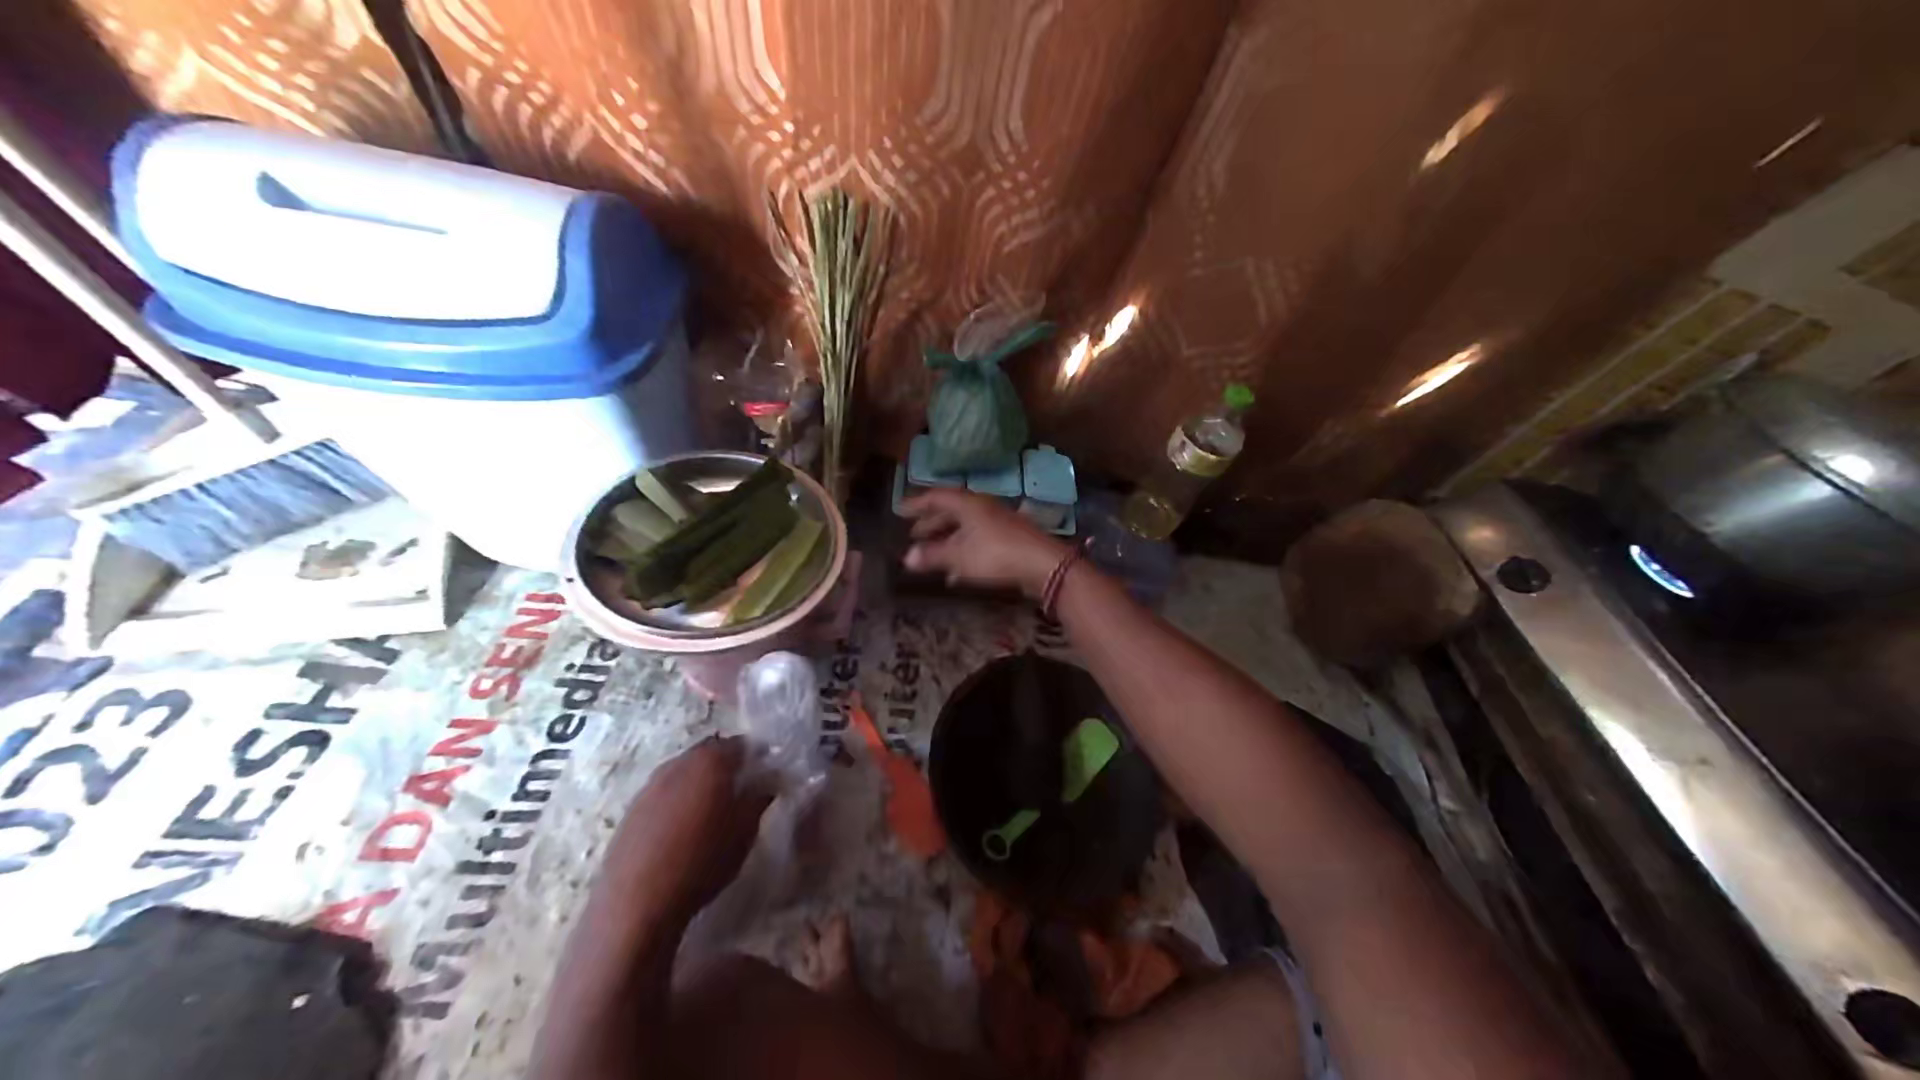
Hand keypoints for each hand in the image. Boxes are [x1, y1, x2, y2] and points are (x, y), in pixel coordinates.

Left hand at [606, 736, 771, 923]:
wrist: (636, 902)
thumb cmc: (702, 862)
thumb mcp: (744, 832)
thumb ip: (758, 798)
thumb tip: (768, 780)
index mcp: (710, 762)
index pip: (741, 744)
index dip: (757, 755)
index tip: (767, 772)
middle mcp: (678, 763)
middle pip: (709, 752)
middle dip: (727, 764)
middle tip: (742, 787)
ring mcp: (650, 785)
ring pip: (684, 770)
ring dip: (700, 780)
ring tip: (712, 806)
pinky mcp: (631, 809)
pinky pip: (663, 791)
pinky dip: (678, 798)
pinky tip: (683, 825)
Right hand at [901, 489, 1068, 599]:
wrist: (1044, 565)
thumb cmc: (997, 555)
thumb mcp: (959, 557)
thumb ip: (932, 556)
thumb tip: (906, 558)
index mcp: (968, 504)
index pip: (937, 497)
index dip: (917, 503)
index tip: (900, 511)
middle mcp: (983, 508)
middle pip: (952, 511)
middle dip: (932, 523)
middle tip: (914, 534)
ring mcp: (998, 522)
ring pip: (966, 527)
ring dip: (947, 539)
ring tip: (931, 555)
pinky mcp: (1009, 539)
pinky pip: (978, 541)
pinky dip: (963, 552)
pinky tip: (957, 572)